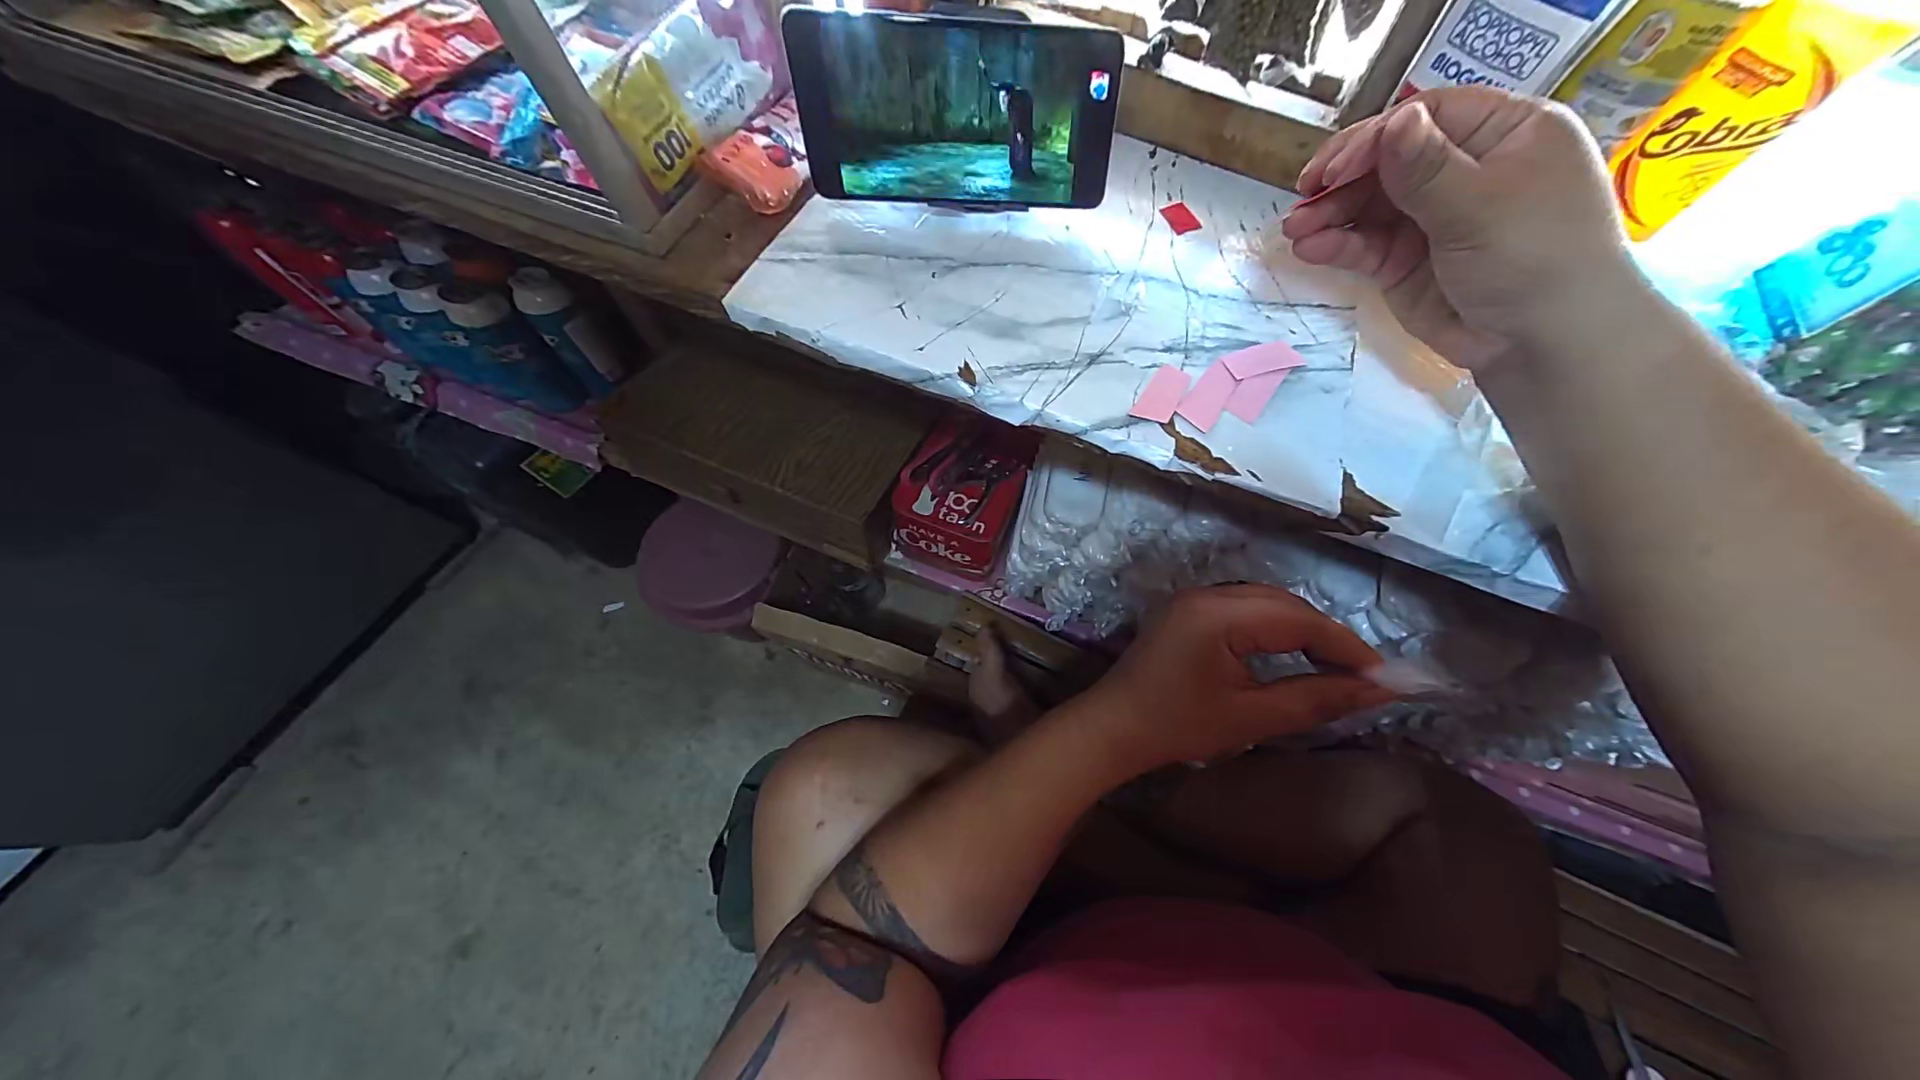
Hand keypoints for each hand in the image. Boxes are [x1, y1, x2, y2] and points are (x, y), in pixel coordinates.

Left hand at [1071, 584, 1396, 773]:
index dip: (1347, 647)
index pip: (1299, 620)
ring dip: (1302, 630)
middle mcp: (1206, 594)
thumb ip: (1316, 698)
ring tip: (1334, 668)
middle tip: (1362, 676)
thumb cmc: (1178, 726)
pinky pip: (1242, 608)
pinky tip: (1290, 652)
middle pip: (1284, 605)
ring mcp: (1193, 599)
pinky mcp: (1187, 610)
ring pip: (1265, 603)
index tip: (1384, 678)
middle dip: (1327, 637)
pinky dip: (1273, 628)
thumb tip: (1379, 690)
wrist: (1114, 727)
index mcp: (1219, 614)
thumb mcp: (1252, 717)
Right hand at [1278, 87, 1646, 373]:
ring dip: (1329, 215)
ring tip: (1294, 231)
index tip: (1334, 168)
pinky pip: (1363, 245)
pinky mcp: (1403, 261)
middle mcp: (1463, 170)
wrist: (1540, 341)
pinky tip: (1310, 249)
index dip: (1376, 138)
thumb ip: (1428, 168)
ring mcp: (1429, 219)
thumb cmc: (1534, 257)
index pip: (1428, 117)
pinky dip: (1335, 245)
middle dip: (1343, 180)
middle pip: (1389, 161)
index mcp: (1502, 135)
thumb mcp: (1482, 205)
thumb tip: (1394, 120)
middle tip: (1303, 199)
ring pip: (1368, 205)